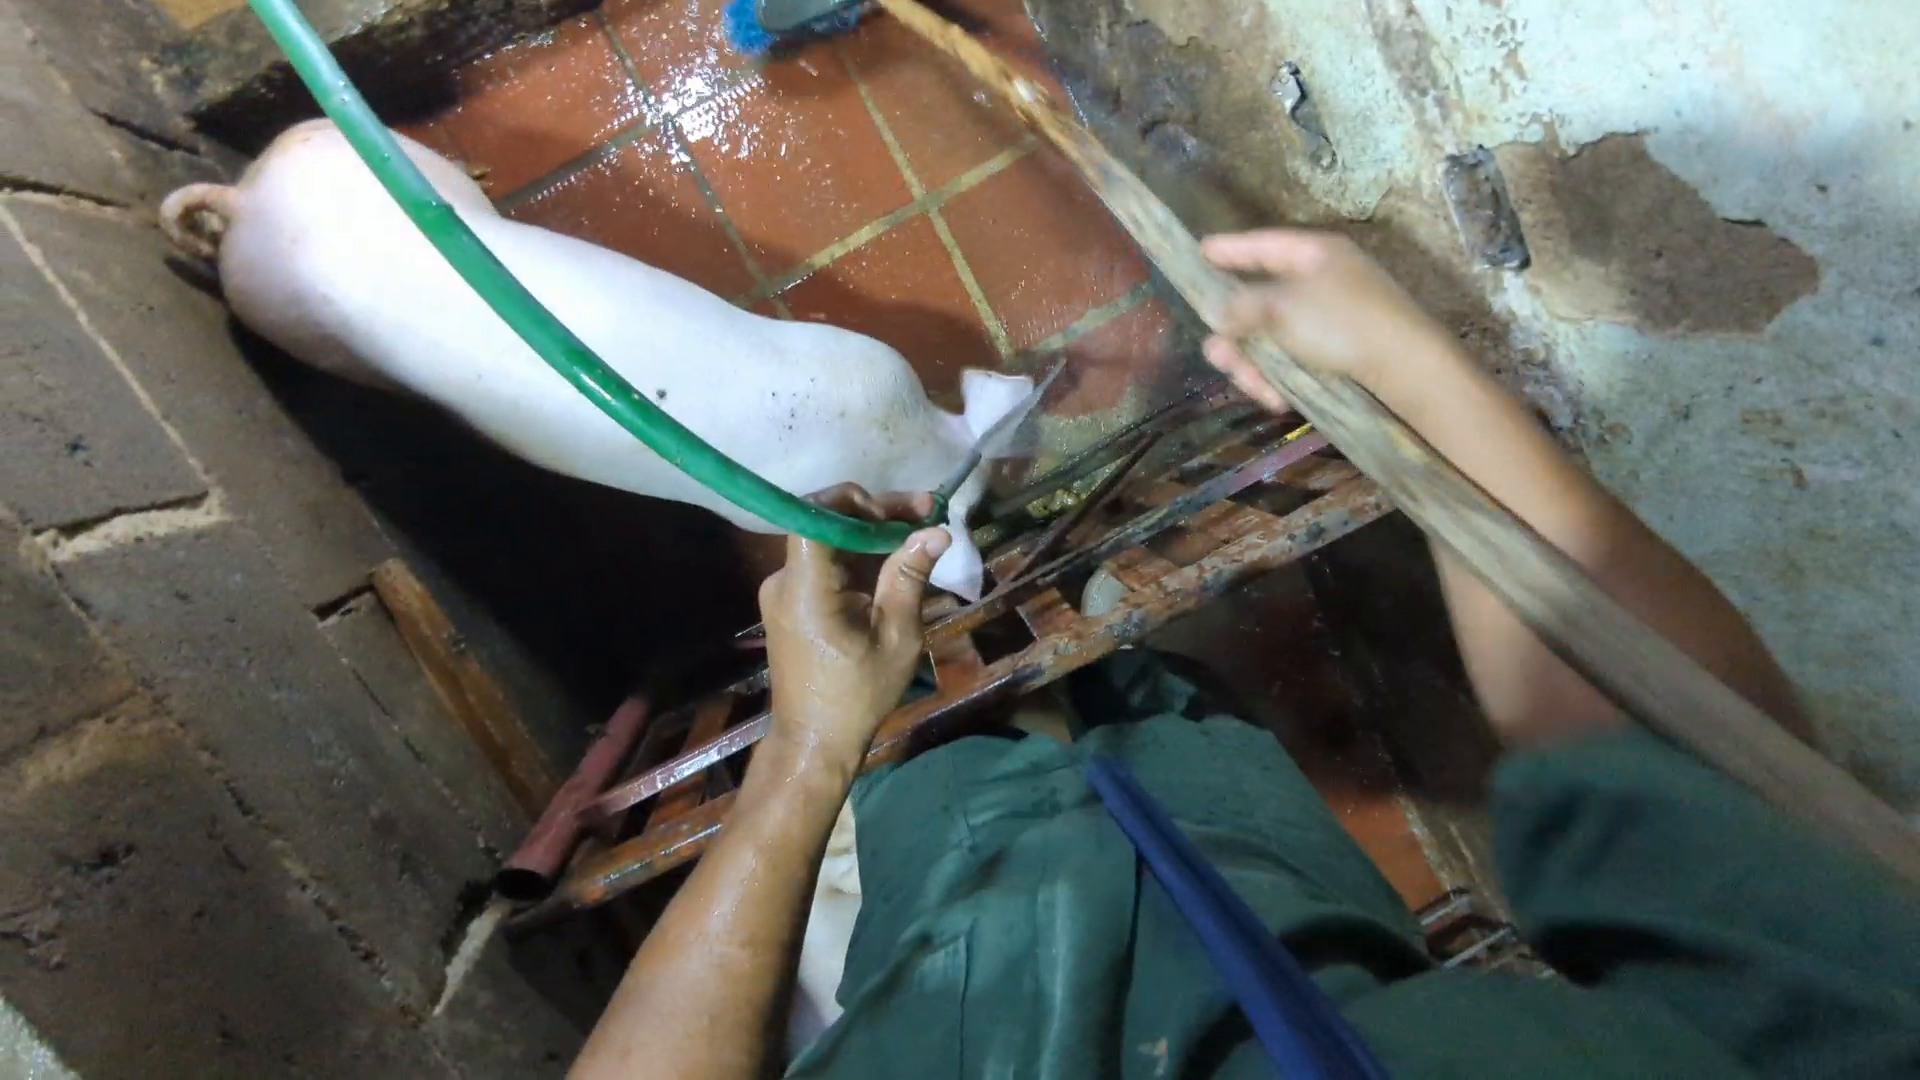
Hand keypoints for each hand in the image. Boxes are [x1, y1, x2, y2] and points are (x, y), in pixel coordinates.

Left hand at [758, 484, 951, 770]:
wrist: (815, 738)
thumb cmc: (858, 694)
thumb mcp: (897, 636)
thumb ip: (910, 577)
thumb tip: (937, 531)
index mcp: (806, 590)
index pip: (814, 517)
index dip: (853, 501)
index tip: (895, 512)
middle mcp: (785, 581)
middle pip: (826, 523)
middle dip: (877, 513)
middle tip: (926, 513)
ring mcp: (784, 590)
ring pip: (829, 540)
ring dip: (872, 533)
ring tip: (920, 532)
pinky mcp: (791, 600)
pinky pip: (826, 563)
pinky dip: (859, 556)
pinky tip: (895, 558)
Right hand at [1198, 229, 1455, 410]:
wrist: (1404, 368)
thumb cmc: (1343, 323)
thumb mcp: (1281, 308)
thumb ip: (1240, 306)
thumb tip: (1214, 310)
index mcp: (1313, 255)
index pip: (1262, 245)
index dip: (1229, 250)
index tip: (1200, 252)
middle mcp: (1318, 282)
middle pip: (1256, 303)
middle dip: (1235, 337)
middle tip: (1218, 356)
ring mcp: (1325, 319)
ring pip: (1267, 340)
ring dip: (1253, 366)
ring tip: (1256, 387)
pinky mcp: (1331, 352)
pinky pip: (1288, 360)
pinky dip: (1278, 378)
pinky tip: (1277, 398)